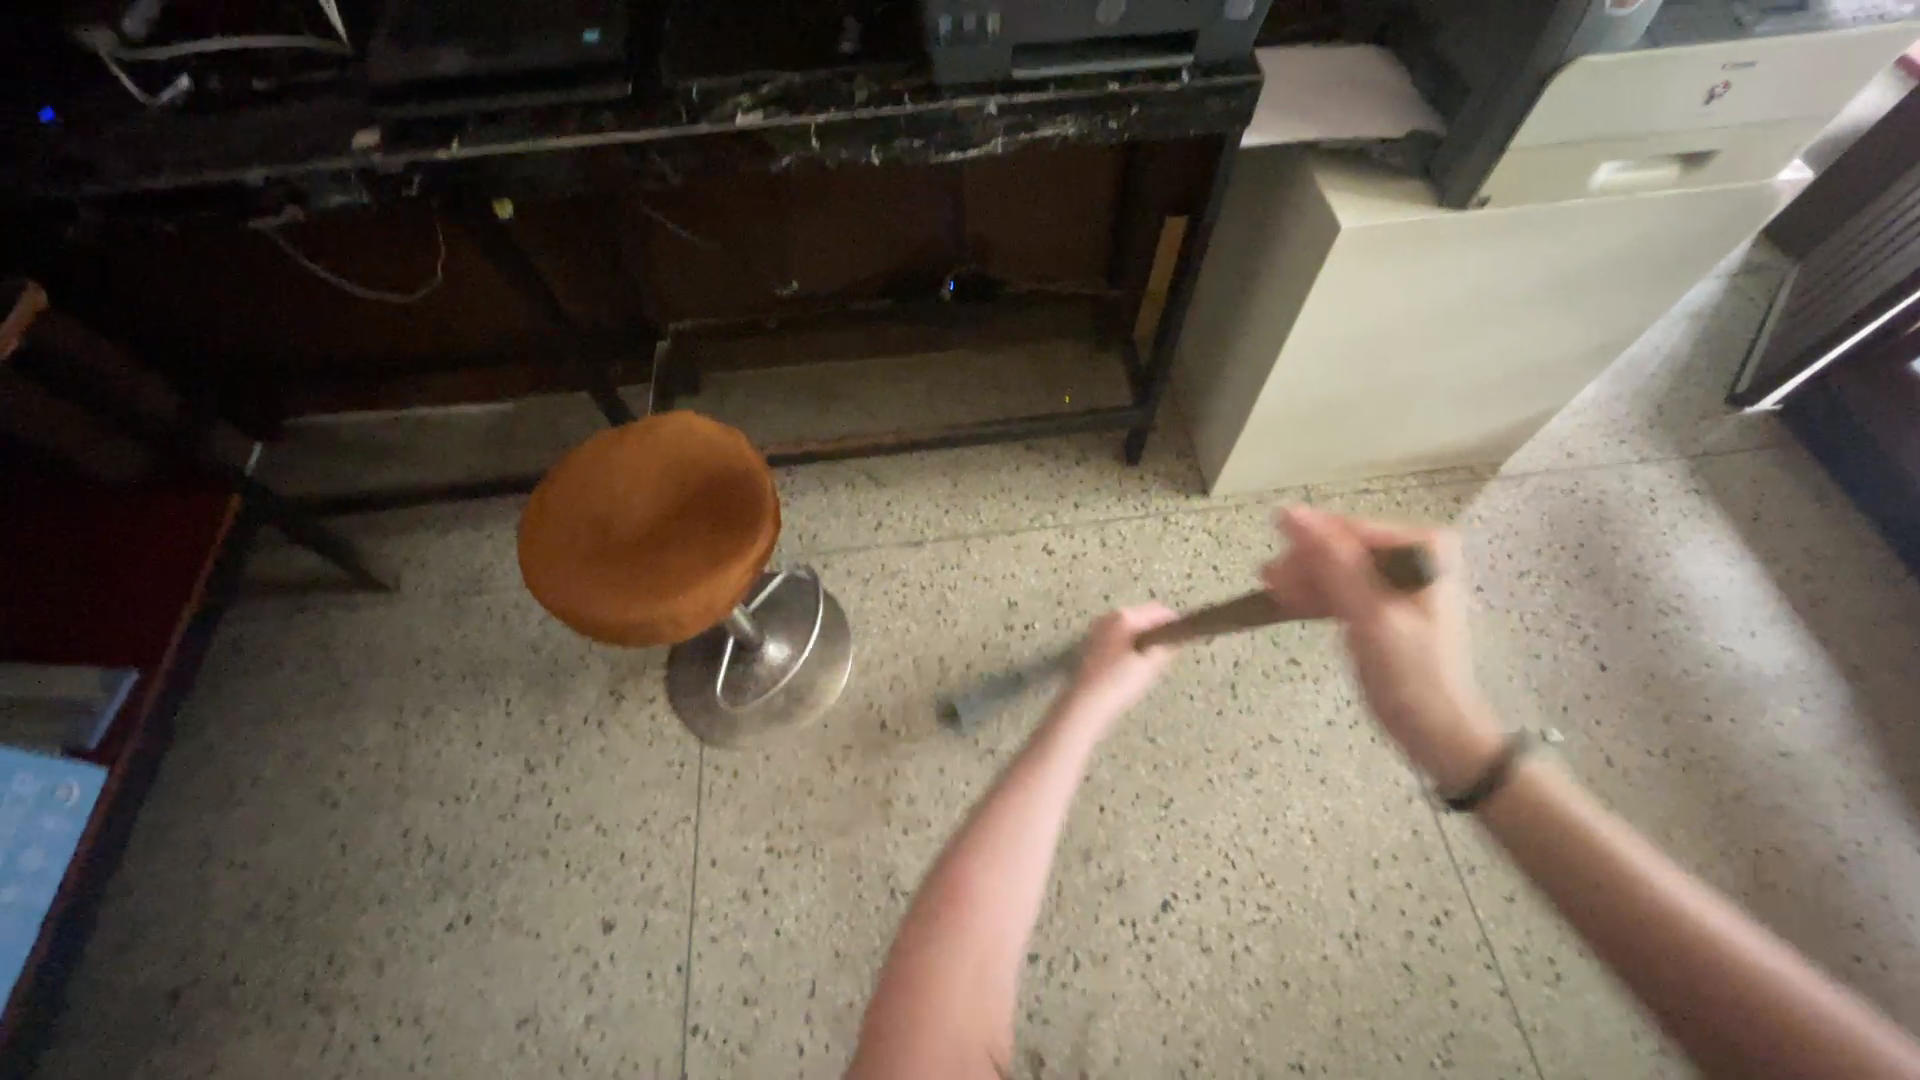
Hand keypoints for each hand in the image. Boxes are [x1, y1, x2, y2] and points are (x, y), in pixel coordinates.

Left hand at [1050, 605, 1180, 743]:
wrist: (1086, 702)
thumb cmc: (1119, 682)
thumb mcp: (1151, 664)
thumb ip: (1167, 646)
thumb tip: (1176, 638)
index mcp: (1124, 616)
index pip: (1158, 610)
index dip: (1174, 622)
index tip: (1185, 636)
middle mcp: (1107, 617)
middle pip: (1141, 617)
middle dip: (1156, 631)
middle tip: (1169, 651)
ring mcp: (1096, 630)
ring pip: (1127, 629)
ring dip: (1140, 640)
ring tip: (1150, 663)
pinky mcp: (1088, 645)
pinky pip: (1115, 639)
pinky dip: (1126, 647)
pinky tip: (1129, 668)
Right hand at [1260, 506, 1503, 790]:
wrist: (1437, 731)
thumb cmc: (1410, 675)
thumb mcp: (1370, 616)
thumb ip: (1332, 563)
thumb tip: (1290, 514)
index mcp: (1423, 549)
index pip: (1351, 531)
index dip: (1307, 543)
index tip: (1271, 561)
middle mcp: (1415, 556)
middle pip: (1342, 548)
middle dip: (1304, 564)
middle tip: (1267, 580)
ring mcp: (1399, 582)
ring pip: (1337, 569)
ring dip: (1305, 581)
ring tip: (1271, 593)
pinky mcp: (1384, 606)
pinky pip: (1343, 590)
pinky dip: (1317, 598)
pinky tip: (1288, 605)